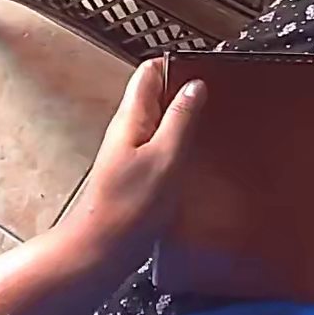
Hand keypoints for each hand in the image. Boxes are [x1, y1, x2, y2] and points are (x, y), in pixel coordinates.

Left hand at [60, 57, 204, 255]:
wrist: (101, 250)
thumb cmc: (128, 208)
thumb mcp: (165, 158)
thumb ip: (181, 119)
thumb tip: (194, 87)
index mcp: (132, 118)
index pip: (150, 71)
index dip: (176, 64)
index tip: (202, 70)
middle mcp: (127, 129)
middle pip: (155, 93)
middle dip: (183, 90)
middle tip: (211, 97)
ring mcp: (130, 151)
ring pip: (159, 119)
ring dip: (182, 117)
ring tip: (207, 123)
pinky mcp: (136, 172)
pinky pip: (159, 144)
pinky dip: (178, 142)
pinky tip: (193, 156)